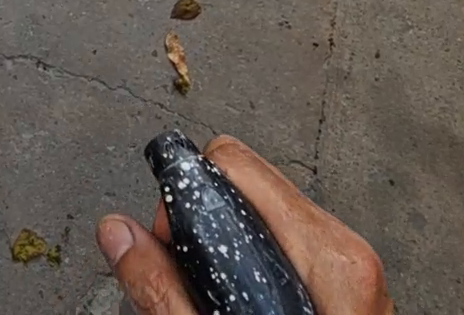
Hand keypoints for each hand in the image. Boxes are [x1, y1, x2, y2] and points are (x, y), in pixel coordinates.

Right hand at [97, 136, 391, 314]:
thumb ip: (162, 289)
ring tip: (214, 297)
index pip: (230, 163)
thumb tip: (117, 233)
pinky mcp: (344, 284)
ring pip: (257, 210)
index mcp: (327, 256)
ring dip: (223, 243)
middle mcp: (342, 251)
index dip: (186, 196)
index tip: (176, 246)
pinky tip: (238, 301)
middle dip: (201, 221)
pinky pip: (276, 238)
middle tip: (190, 278)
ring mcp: (347, 267)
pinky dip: (245, 260)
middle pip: (241, 181)